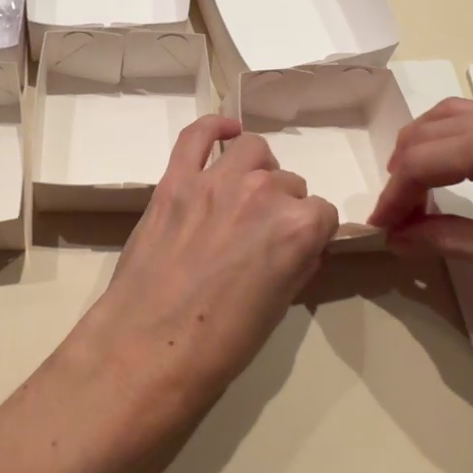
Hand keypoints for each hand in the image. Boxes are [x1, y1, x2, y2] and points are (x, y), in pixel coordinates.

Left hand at [75, 116, 338, 412]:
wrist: (150, 345)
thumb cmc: (222, 341)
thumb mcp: (280, 306)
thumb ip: (296, 263)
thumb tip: (302, 247)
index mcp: (300, 228)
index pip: (322, 213)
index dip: (311, 233)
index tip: (297, 249)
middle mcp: (264, 193)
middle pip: (289, 183)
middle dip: (282, 207)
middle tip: (260, 236)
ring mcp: (215, 181)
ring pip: (252, 150)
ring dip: (257, 168)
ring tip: (245, 193)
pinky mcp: (175, 180)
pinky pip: (197, 135)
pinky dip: (214, 127)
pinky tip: (224, 131)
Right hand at [369, 95, 472, 320]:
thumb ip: (443, 237)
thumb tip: (396, 236)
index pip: (422, 160)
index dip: (393, 195)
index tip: (379, 228)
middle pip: (432, 130)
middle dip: (405, 171)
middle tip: (397, 216)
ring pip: (457, 117)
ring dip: (428, 150)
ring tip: (418, 194)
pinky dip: (459, 143)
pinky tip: (458, 175)